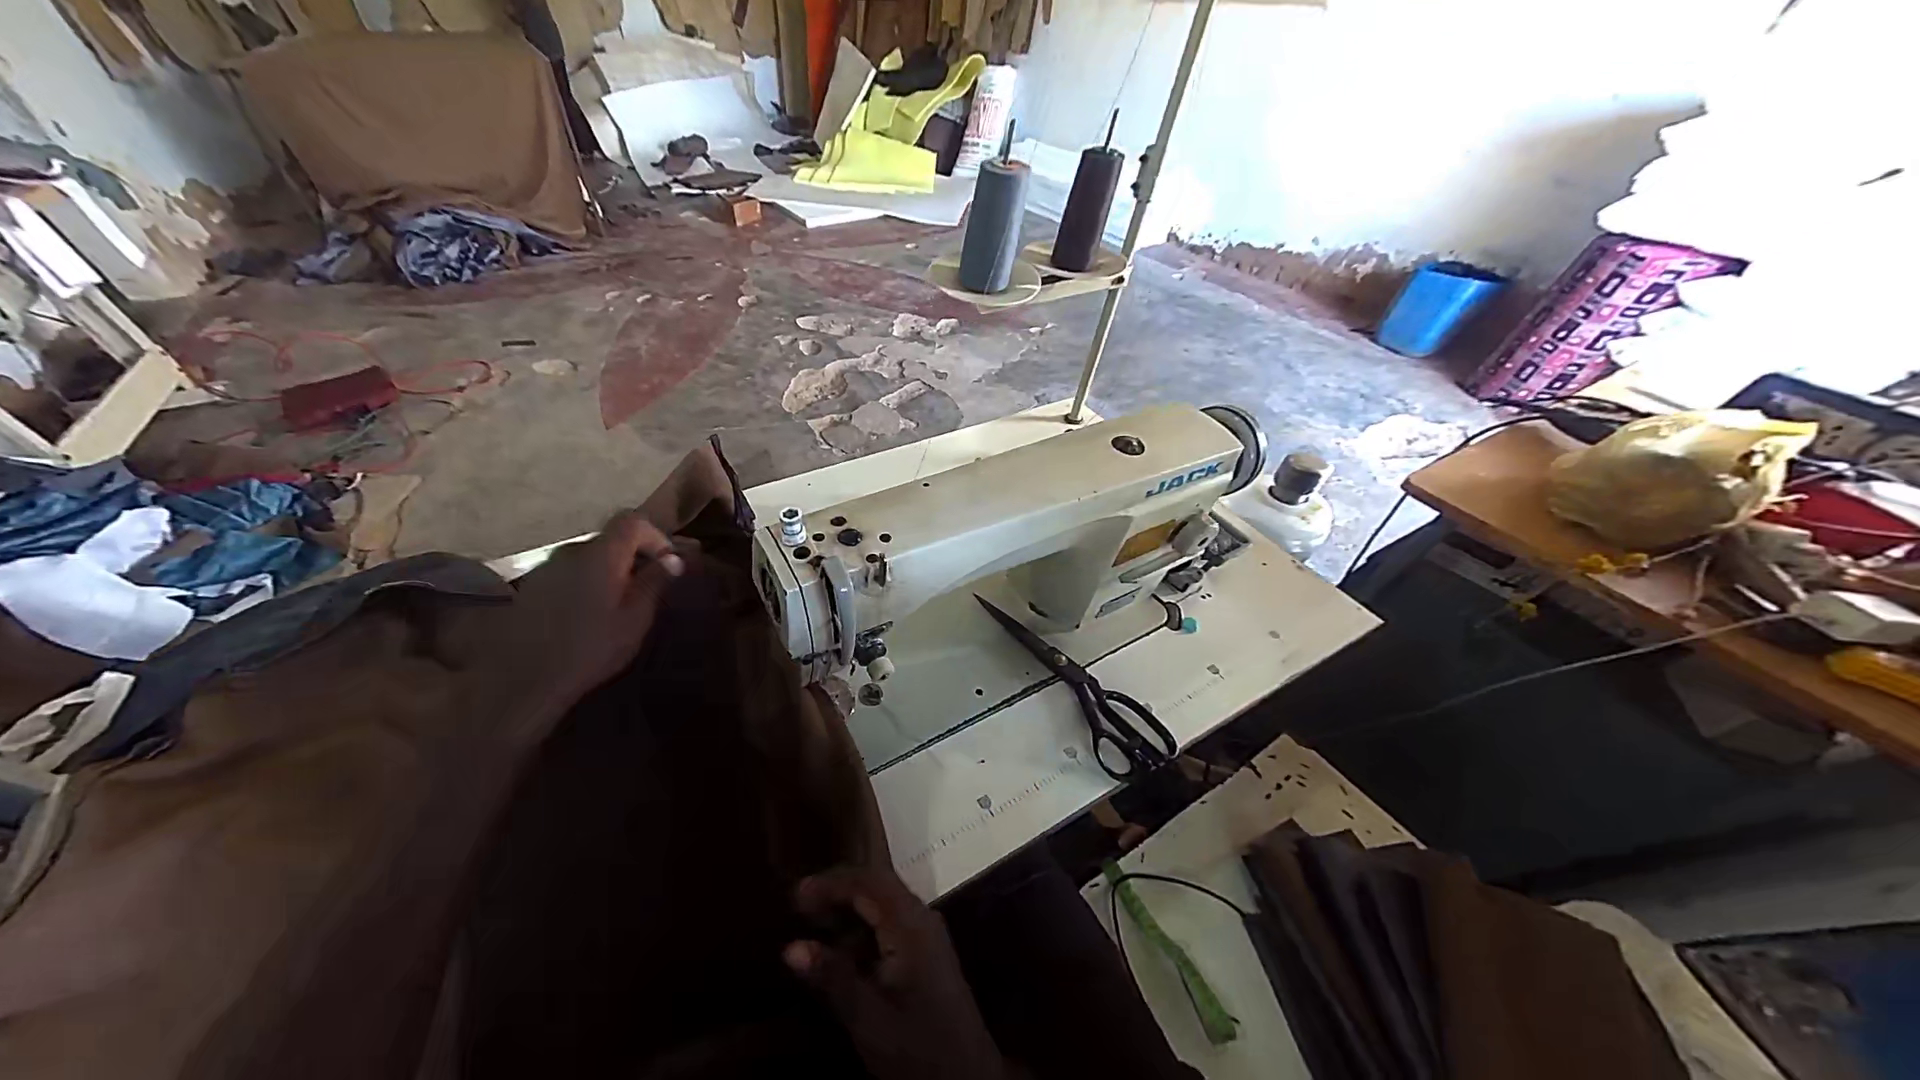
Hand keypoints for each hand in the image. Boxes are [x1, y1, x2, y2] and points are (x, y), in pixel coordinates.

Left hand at [508, 509, 686, 710]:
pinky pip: (570, 572)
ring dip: (610, 569)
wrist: (525, 679)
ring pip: (590, 556)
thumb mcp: (635, 618)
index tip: (667, 561)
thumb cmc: (591, 648)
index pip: (632, 521)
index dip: (655, 535)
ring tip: (620, 602)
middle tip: (649, 585)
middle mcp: (572, 551)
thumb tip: (674, 558)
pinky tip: (589, 611)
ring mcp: (547, 567)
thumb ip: (654, 583)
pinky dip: (587, 581)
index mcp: (601, 555)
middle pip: (611, 537)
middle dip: (635, 554)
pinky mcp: (532, 585)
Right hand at [785, 867, 1005, 1079]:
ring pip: (884, 902)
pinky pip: (891, 922)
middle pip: (877, 885)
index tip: (796, 893)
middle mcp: (921, 918)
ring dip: (850, 907)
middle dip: (838, 890)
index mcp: (910, 924)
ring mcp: (927, 934)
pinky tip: (842, 949)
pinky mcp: (926, 952)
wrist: (968, 1078)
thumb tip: (790, 946)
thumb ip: (832, 978)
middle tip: (799, 904)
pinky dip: (863, 926)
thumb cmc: (917, 1049)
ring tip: (813, 923)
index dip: (832, 882)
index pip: (869, 882)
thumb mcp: (868, 1020)